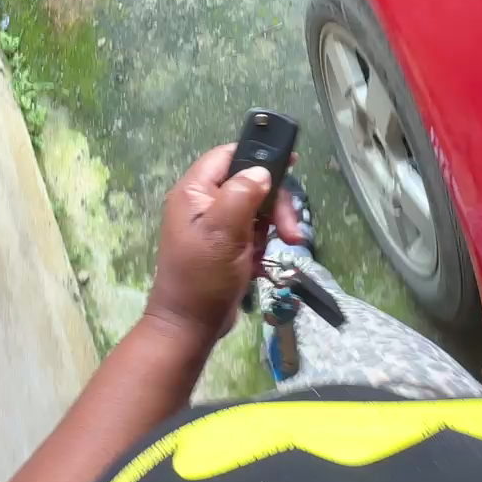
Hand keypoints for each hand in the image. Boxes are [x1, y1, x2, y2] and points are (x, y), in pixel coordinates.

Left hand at [143, 144, 305, 340]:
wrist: (190, 325)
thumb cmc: (202, 276)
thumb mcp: (222, 230)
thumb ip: (242, 193)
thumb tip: (262, 171)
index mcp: (194, 191)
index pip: (228, 155)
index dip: (258, 155)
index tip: (290, 162)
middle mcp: (202, 203)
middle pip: (249, 184)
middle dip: (274, 204)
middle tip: (291, 230)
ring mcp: (214, 225)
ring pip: (255, 209)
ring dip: (273, 226)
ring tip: (285, 246)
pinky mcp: (225, 246)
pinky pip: (252, 233)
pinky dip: (263, 244)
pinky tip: (263, 262)